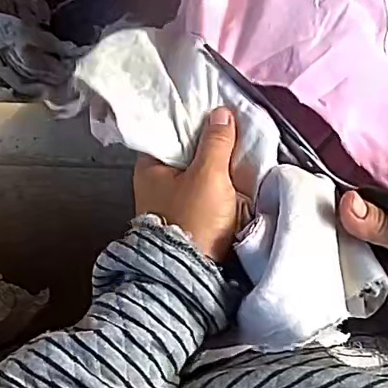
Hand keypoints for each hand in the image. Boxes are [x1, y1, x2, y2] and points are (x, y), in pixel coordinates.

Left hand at [134, 107, 242, 261]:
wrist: (192, 273)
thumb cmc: (194, 222)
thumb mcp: (209, 175)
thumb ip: (216, 142)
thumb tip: (221, 114)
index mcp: (149, 167)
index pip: (170, 131)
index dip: (195, 122)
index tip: (218, 117)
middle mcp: (154, 184)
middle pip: (187, 153)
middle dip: (211, 148)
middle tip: (233, 139)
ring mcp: (170, 204)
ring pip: (198, 175)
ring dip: (218, 171)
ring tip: (238, 162)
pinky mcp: (186, 221)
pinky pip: (205, 196)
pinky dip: (219, 191)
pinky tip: (235, 188)